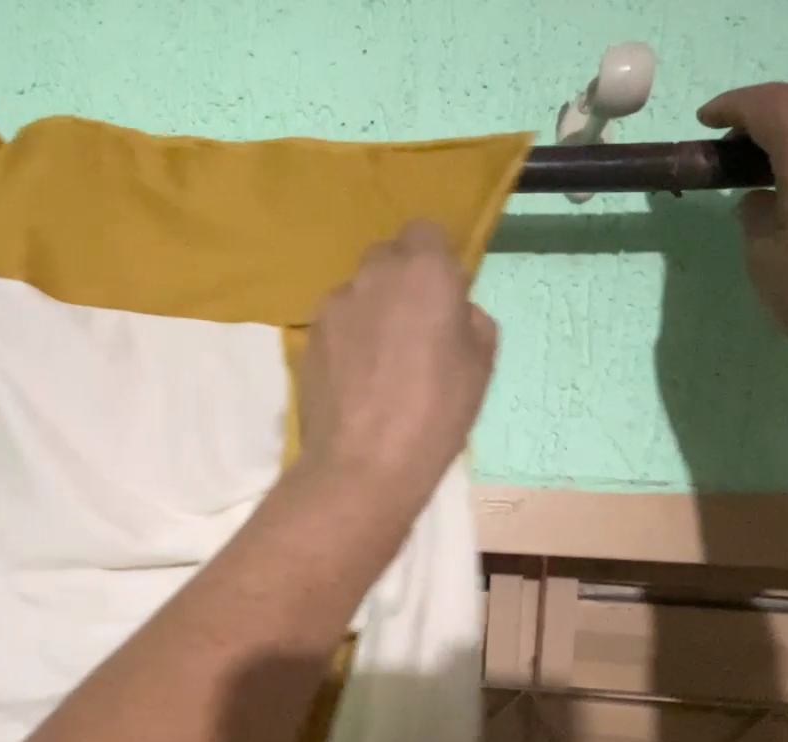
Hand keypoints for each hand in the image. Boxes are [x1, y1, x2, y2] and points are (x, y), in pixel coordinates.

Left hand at [296, 221, 498, 507]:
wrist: (362, 464)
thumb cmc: (435, 414)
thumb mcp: (480, 367)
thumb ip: (470, 321)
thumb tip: (454, 312)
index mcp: (424, 272)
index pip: (425, 231)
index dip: (434, 259)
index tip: (441, 295)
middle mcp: (372, 275)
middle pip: (387, 258)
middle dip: (400, 281)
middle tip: (412, 329)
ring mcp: (333, 306)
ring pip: (357, 293)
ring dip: (370, 312)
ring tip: (379, 363)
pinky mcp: (307, 338)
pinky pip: (334, 325)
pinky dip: (346, 340)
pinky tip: (353, 380)